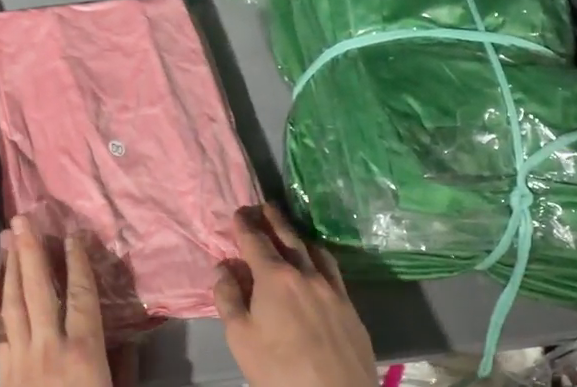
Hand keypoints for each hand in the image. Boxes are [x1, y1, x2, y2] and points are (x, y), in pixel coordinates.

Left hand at [0, 216, 115, 386]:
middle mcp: (50, 347)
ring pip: (13, 305)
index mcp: (83, 350)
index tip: (72, 235)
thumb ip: (122, 362)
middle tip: (21, 219)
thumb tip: (133, 338)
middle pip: (38, 290)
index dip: (77, 263)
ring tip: (7, 240)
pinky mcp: (3, 373)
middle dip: (30, 251)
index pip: (80, 296)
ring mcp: (21, 359)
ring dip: (10, 269)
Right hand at [215, 204, 375, 386]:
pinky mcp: (352, 311)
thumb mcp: (240, 338)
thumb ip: (228, 298)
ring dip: (299, 237)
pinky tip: (318, 269)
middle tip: (264, 206)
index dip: (244, 224)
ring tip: (291, 232)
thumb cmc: (280, 372)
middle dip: (273, 219)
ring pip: (316, 251)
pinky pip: (334, 273)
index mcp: (275, 277)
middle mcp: (306, 274)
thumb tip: (224, 268)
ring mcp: (334, 292)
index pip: (255, 240)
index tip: (238, 212)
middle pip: (288, 236)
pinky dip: (320, 260)